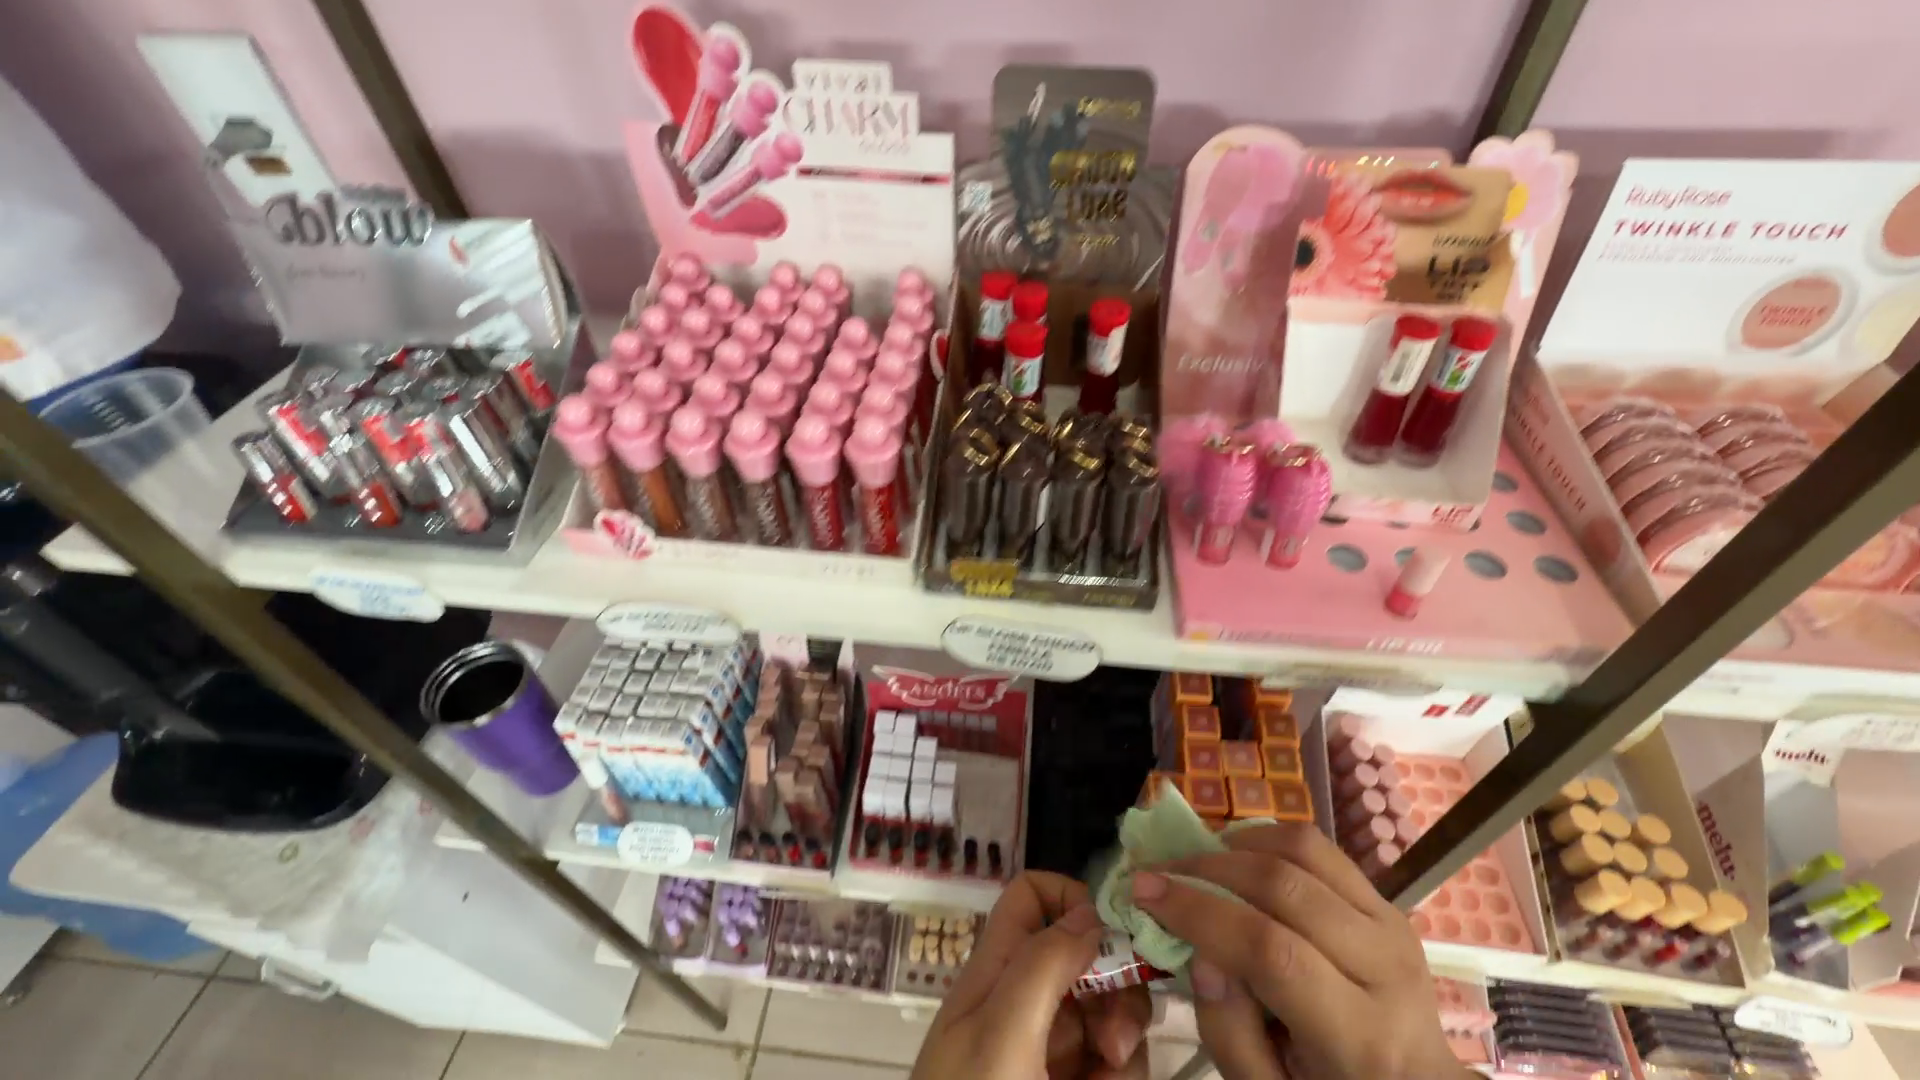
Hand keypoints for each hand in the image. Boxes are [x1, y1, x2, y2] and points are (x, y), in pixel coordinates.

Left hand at [911, 871, 1152, 1079]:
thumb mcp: (1000, 1036)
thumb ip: (1043, 966)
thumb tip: (1091, 911)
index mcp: (997, 973)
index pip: (1031, 899)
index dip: (1072, 899)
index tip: (1111, 934)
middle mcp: (1026, 1001)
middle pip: (1087, 957)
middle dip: (1115, 988)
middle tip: (1113, 1037)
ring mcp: (1050, 1049)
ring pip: (1110, 1012)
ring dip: (1124, 1040)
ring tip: (1105, 1076)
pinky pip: (1116, 1063)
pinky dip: (1121, 1074)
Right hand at [1130, 824, 1471, 1079]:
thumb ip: (1228, 1031)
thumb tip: (1200, 954)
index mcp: (1361, 1039)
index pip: (1272, 952)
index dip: (1200, 912)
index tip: (1143, 891)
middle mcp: (1387, 971)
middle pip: (1286, 888)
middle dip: (1206, 870)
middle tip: (1158, 873)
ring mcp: (1392, 926)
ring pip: (1304, 852)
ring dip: (1235, 845)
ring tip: (1195, 864)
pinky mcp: (1386, 902)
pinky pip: (1318, 848)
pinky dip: (1265, 839)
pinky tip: (1234, 857)